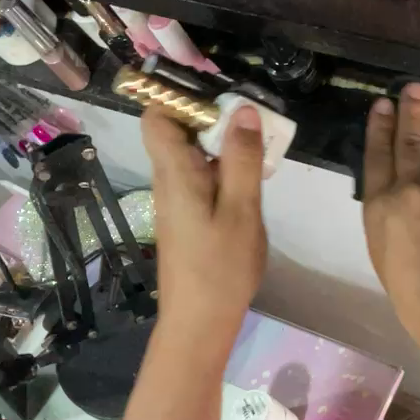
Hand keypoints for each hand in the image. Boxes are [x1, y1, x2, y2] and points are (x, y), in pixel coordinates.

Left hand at [142, 104, 264, 326]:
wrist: (200, 321)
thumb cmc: (221, 267)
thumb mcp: (241, 210)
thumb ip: (243, 159)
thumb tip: (243, 110)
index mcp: (175, 173)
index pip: (157, 116)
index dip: (181, 97)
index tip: (223, 97)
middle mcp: (168, 180)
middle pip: (178, 131)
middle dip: (214, 117)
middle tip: (256, 122)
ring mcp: (176, 199)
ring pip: (193, 153)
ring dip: (224, 144)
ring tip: (263, 148)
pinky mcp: (188, 215)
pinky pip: (202, 176)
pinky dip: (225, 168)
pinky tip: (252, 182)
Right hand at [362, 83, 419, 336]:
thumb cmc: (409, 290)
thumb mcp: (381, 249)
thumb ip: (387, 214)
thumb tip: (397, 190)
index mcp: (379, 206)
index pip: (378, 156)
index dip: (381, 127)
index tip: (383, 105)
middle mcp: (409, 191)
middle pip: (410, 144)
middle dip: (411, 113)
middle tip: (414, 89)